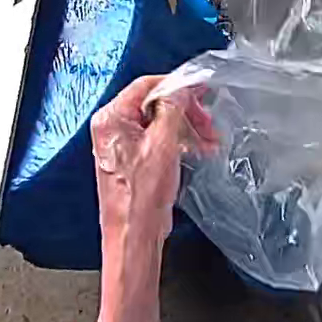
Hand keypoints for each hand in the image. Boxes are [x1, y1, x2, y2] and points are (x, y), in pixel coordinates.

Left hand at [89, 75, 215, 321]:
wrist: (134, 236)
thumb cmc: (141, 198)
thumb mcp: (164, 145)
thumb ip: (173, 110)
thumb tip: (181, 88)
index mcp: (112, 118)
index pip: (146, 85)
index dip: (177, 86)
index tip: (200, 89)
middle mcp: (112, 128)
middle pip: (154, 104)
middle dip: (186, 111)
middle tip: (208, 122)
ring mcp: (120, 144)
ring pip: (159, 122)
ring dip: (186, 128)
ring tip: (209, 142)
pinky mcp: (131, 159)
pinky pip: (157, 139)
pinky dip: (178, 142)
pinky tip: (196, 151)